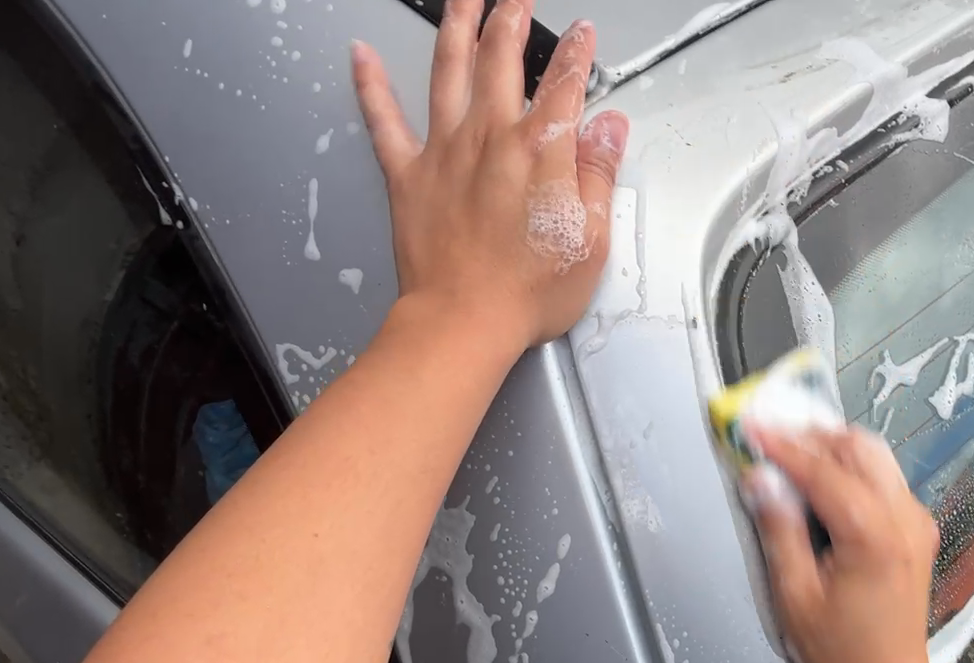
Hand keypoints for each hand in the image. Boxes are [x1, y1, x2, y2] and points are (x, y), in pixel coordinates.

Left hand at [352, 0, 629, 353]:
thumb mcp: (591, 241)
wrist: (465, 321)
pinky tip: (362, 57)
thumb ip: (599, 175)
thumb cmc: (528, 293)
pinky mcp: (409, 176)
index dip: (578, 53)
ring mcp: (445, 151)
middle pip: (501, 55)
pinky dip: (371, 85)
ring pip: (448, 67)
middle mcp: (491, 136)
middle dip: (512, 15)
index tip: (584, 36)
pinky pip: (383, 120)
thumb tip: (610, 128)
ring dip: (457, 23)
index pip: (566, 83)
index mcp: (542, 150)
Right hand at [747, 427, 942, 662]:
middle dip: (813, 435)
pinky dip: (852, 468)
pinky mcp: (917, 529)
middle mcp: (904, 516)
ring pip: (876, 457)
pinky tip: (823, 481)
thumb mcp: (794, 596)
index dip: (782, 444)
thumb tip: (759, 478)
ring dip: (833, 447)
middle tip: (771, 436)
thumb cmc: (837, 650)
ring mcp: (917, 520)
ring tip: (791, 453)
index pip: (822, 470)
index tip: (751, 423)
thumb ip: (779, 530)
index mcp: (872, 533)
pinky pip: (885, 479)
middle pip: (859, 447)